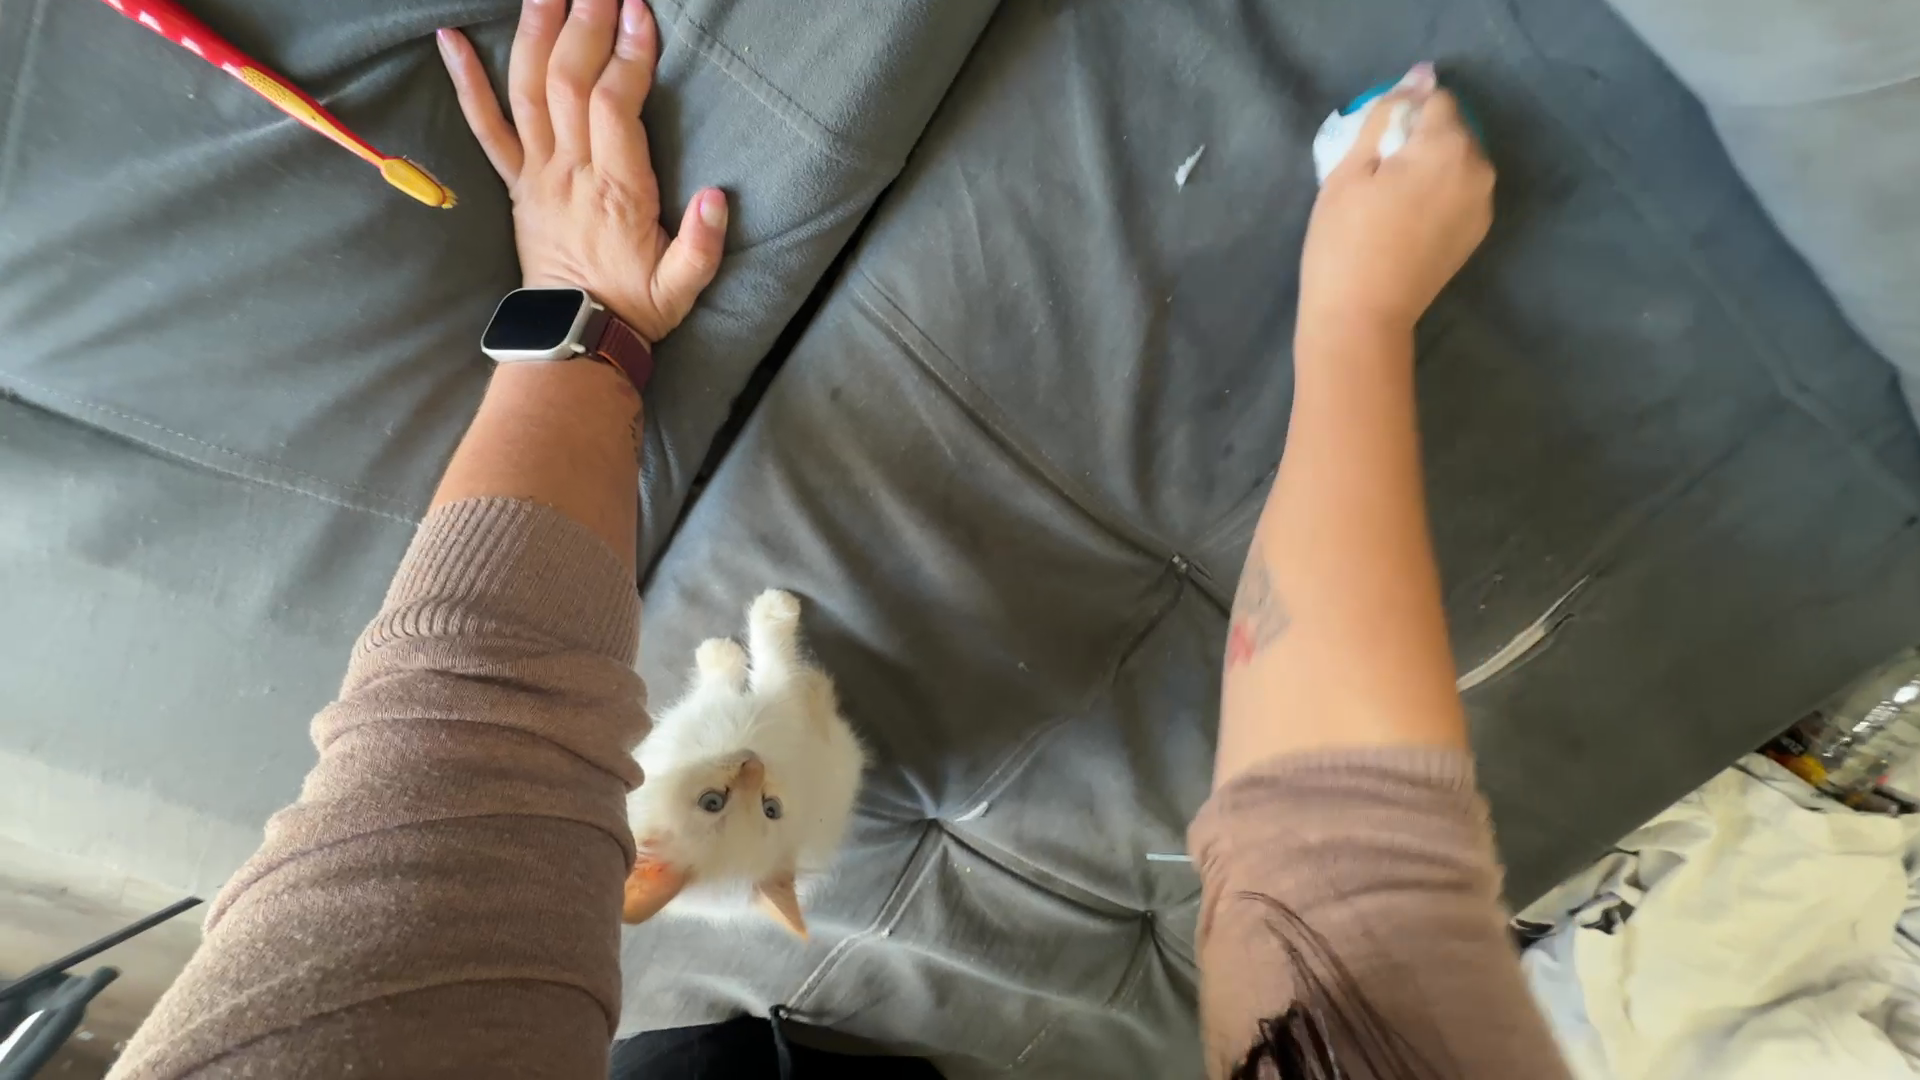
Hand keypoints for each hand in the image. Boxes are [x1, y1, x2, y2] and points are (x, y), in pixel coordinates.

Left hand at [437, 0, 724, 345]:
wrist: (577, 336)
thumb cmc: (635, 309)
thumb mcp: (683, 287)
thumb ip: (702, 245)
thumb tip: (717, 196)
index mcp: (617, 193)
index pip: (617, 107)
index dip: (628, 56)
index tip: (641, 13)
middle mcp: (572, 173)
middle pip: (570, 82)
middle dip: (585, 25)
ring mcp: (538, 177)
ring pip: (528, 91)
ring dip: (535, 34)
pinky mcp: (518, 187)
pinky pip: (486, 130)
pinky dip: (467, 84)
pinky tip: (451, 40)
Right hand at [1297, 65, 1493, 339]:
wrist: (1360, 319)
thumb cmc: (1341, 247)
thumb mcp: (1346, 176)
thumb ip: (1383, 120)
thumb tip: (1415, 82)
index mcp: (1446, 145)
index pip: (1433, 101)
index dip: (1399, 119)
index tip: (1370, 153)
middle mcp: (1478, 167)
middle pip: (1450, 133)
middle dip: (1417, 146)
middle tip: (1373, 187)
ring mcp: (1482, 204)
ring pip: (1456, 166)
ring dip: (1427, 174)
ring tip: (1387, 212)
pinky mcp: (1476, 234)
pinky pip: (1458, 196)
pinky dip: (1435, 201)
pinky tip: (1403, 231)